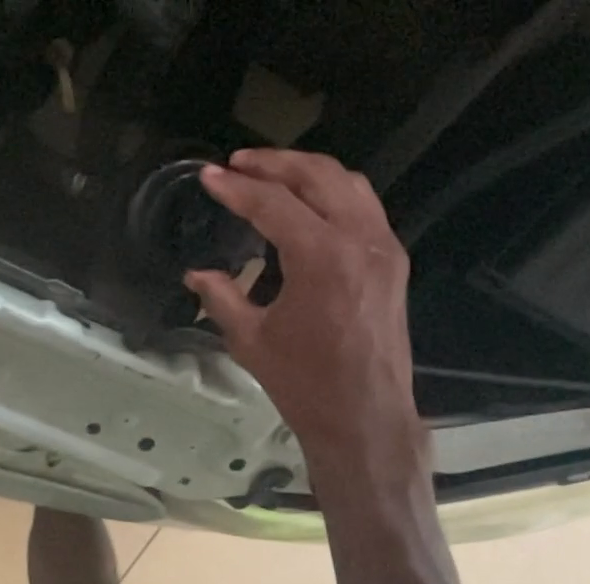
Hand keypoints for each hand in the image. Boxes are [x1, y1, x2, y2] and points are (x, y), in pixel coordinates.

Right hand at [184, 150, 419, 464]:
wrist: (362, 415)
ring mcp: (382, 246)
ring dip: (307, 171)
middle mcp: (359, 239)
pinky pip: (362, 207)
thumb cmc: (302, 383)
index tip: (208, 176)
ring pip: (347, 183)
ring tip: (271, 173)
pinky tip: (307, 205)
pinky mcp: (392, 261)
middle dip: (274, 163)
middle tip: (238, 163)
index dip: (237, 188)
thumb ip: (222, 297)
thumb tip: (197, 273)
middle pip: (317, 176)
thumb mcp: (250, 340)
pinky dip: (331, 193)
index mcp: (321, 257)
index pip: (274, 204)